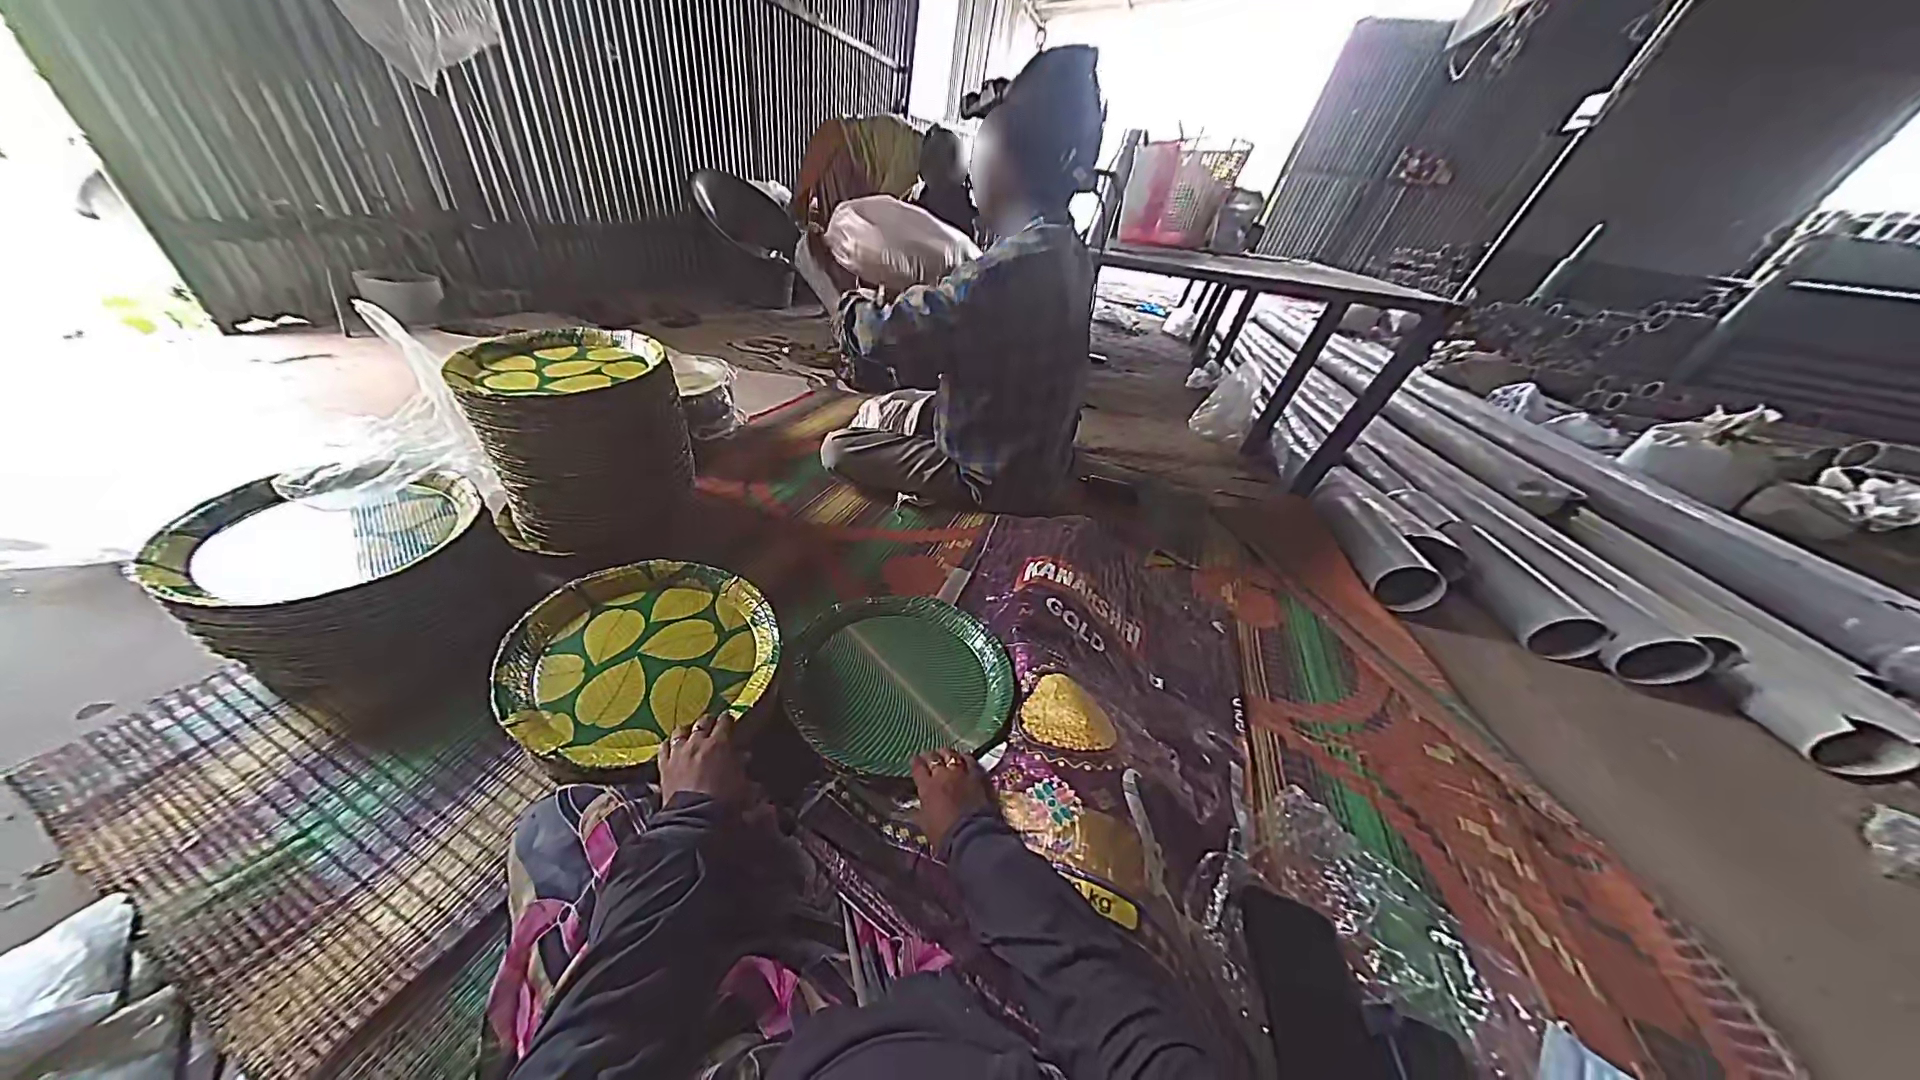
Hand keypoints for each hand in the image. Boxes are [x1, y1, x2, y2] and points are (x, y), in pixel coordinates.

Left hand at [659, 714, 756, 808]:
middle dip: (708, 721)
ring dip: (687, 730)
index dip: (728, 718)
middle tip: (712, 724)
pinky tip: (671, 746)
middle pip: (702, 722)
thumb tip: (744, 757)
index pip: (725, 722)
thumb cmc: (723, 800)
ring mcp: (678, 753)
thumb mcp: (742, 782)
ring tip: (690, 732)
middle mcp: (698, 743)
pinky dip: (669, 744)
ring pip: (680, 731)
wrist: (693, 818)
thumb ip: (742, 767)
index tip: (730, 718)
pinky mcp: (664, 765)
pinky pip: (664, 747)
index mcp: (720, 744)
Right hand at [911, 748, 995, 850]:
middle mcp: (942, 775)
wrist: (973, 835)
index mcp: (927, 787)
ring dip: (947, 754)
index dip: (916, 762)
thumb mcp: (925, 824)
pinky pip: (970, 760)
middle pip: (934, 758)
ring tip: (946, 754)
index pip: (918, 768)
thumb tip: (915, 809)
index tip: (915, 759)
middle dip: (930, 756)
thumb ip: (920, 811)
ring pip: (952, 755)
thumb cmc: (945, 836)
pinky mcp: (978, 774)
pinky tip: (965, 758)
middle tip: (930, 756)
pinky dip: (965, 758)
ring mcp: (961, 772)